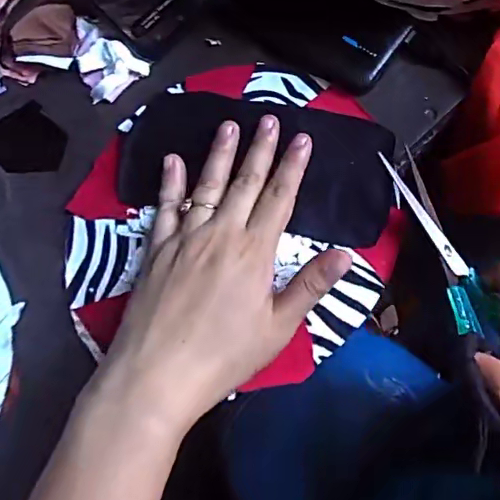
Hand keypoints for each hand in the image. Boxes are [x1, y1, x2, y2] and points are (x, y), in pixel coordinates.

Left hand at [96, 115, 351, 427]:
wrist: (153, 379)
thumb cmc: (223, 356)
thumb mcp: (278, 327)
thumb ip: (311, 285)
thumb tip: (346, 254)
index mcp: (254, 252)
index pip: (279, 198)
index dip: (293, 166)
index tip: (302, 139)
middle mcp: (221, 236)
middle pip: (245, 183)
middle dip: (261, 149)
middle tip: (269, 119)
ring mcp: (185, 240)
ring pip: (207, 187)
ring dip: (220, 154)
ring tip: (229, 125)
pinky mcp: (156, 252)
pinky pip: (165, 209)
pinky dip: (171, 184)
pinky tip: (174, 162)